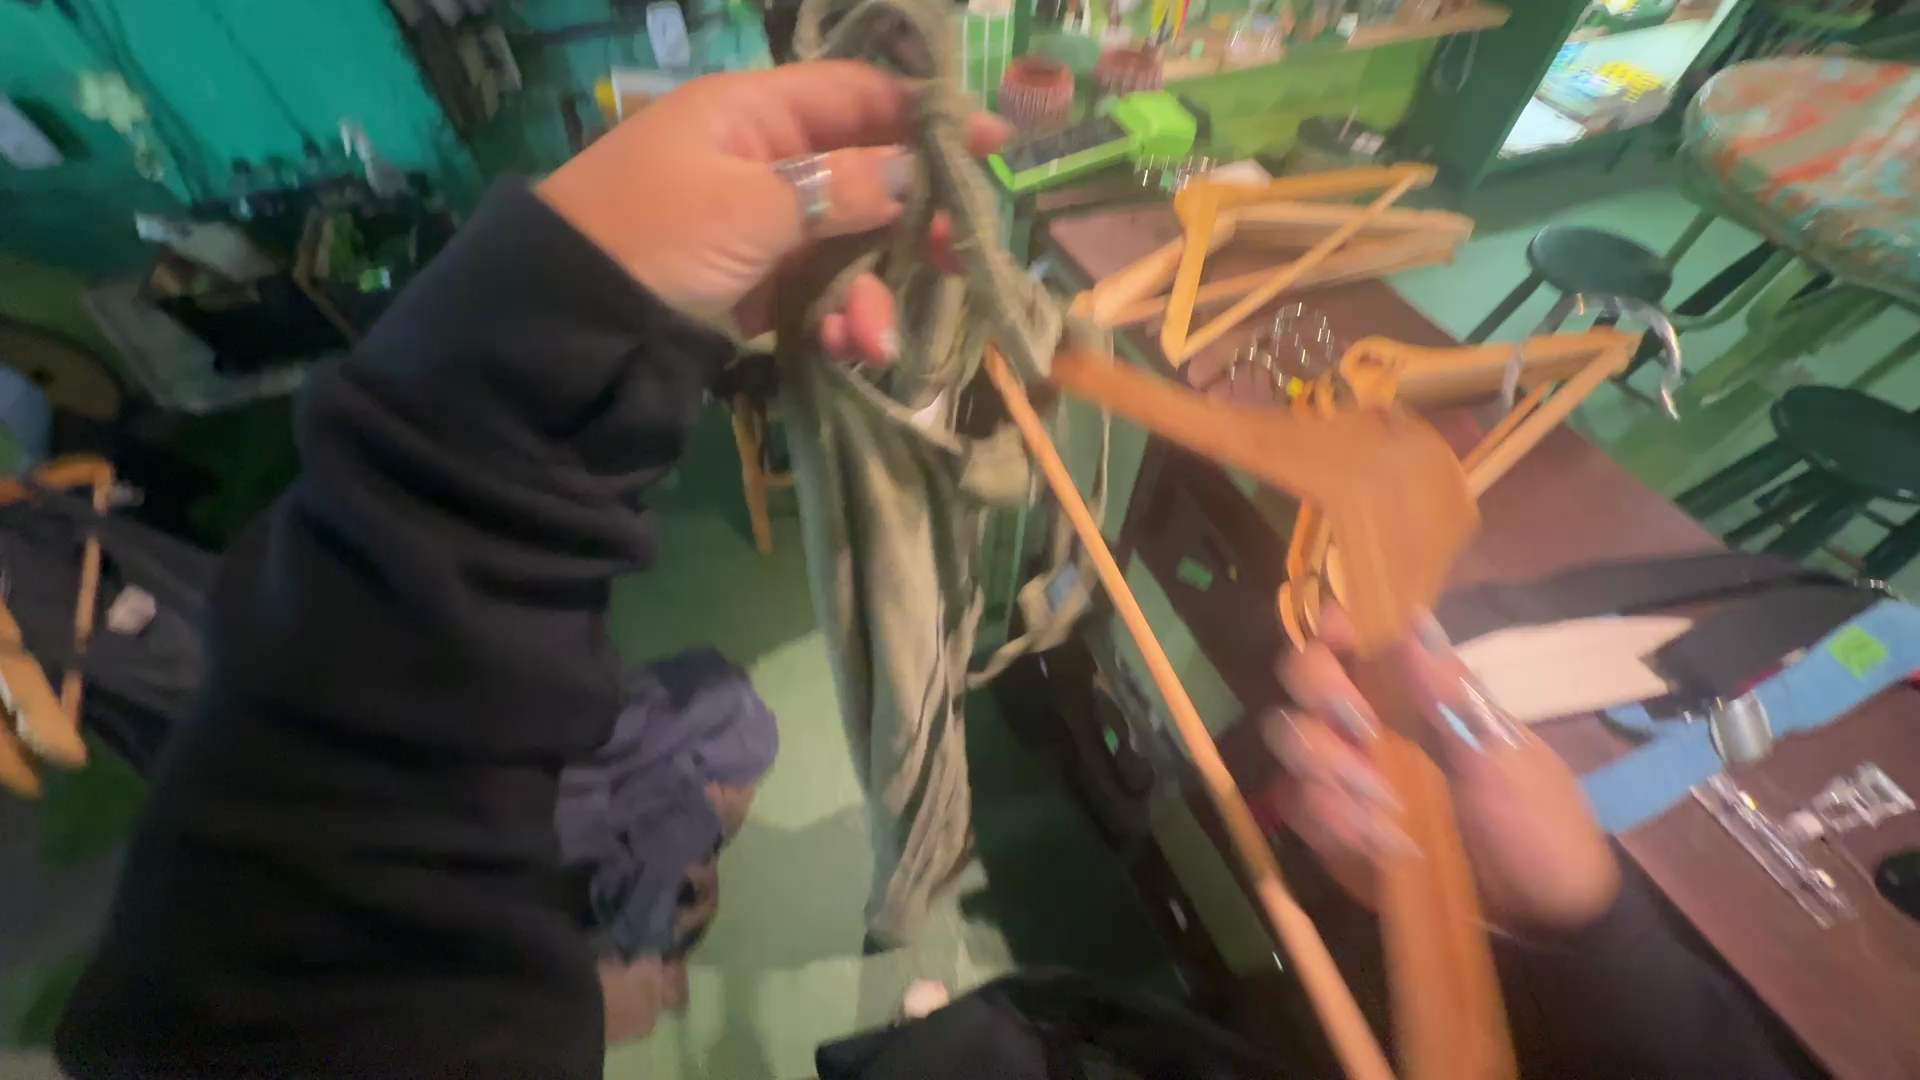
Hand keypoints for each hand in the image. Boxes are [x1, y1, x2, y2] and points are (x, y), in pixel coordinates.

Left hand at [537, 62, 1009, 364]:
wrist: (583, 323)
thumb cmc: (658, 233)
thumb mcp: (751, 204)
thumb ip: (841, 186)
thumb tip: (916, 172)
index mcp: (760, 115)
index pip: (859, 98)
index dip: (926, 116)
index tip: (990, 145)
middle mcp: (774, 166)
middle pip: (871, 181)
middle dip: (915, 224)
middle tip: (960, 257)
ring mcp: (773, 231)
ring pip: (854, 251)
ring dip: (874, 295)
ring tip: (872, 341)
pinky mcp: (768, 287)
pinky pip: (826, 294)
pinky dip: (842, 322)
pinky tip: (847, 349)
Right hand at [1259, 608, 1620, 933]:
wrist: (1535, 921)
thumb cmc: (1536, 823)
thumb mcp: (1506, 758)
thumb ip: (1452, 695)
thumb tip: (1414, 621)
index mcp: (1405, 691)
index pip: (1348, 637)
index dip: (1330, 625)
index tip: (1338, 638)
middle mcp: (1360, 720)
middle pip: (1298, 676)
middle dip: (1320, 699)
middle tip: (1362, 731)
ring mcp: (1337, 769)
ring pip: (1289, 738)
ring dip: (1329, 769)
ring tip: (1390, 812)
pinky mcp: (1325, 820)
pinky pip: (1296, 802)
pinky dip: (1330, 820)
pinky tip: (1379, 844)